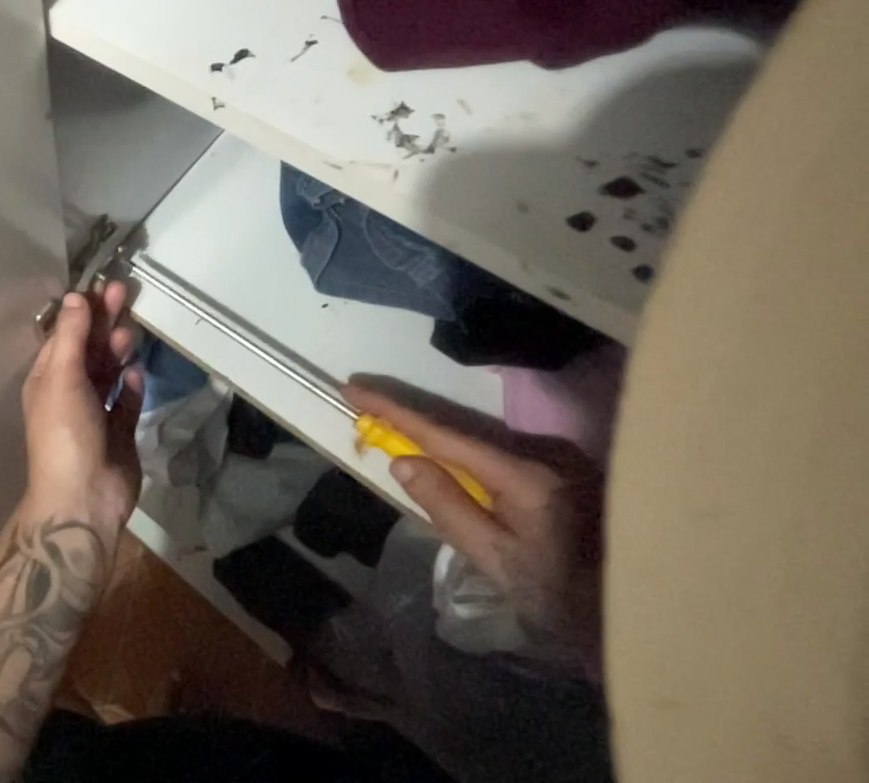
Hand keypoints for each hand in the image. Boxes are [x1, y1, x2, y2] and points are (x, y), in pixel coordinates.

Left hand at [21, 281, 142, 532]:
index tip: (103, 286)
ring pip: (109, 372)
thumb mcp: (62, 377)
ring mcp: (95, 413)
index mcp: (47, 379)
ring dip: (118, 350)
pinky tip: (138, 372)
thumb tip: (75, 296)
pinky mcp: (119, 432)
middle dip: (104, 322)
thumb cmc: (65, 431)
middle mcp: (69, 393)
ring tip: (130, 331)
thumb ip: (71, 337)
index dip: (82, 311)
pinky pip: (126, 402)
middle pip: (89, 349)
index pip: (65, 335)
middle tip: (125, 293)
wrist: (84, 495)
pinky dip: (132, 387)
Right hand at [344, 384, 604, 658]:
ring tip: (391, 426)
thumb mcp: (493, 556)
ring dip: (430, 431)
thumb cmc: (560, 591)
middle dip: (406, 416)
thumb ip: (445, 506)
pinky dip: (456, 446)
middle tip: (362, 405)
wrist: (641, 603)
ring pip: (475, 437)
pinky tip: (438, 453)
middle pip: (457, 427)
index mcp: (520, 474)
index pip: (441, 433)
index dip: (392, 411)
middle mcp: (539, 453)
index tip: (352, 389)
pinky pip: (492, 448)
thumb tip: (402, 460)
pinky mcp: (560, 468)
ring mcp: (554, 458)